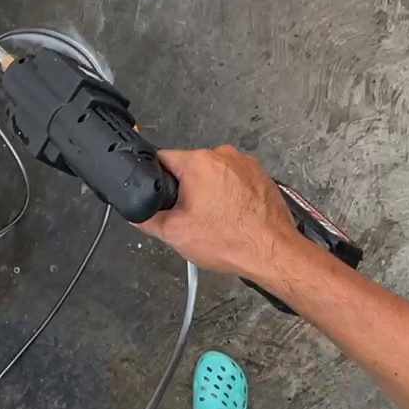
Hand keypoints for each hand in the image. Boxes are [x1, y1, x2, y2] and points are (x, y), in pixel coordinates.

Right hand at [138, 146, 303, 281]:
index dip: (156, 180)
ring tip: (215, 221)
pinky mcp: (260, 176)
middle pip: (189, 169)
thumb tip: (137, 213)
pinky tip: (231, 218)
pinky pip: (233, 182)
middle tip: (191, 217)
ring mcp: (245, 164)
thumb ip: (145, 219)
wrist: (271, 252)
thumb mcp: (173, 234)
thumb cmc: (231, 241)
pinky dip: (229, 198)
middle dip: (185, 191)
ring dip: (208, 194)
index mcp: (199, 162)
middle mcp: (224, 156)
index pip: (162, 158)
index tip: (163, 198)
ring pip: (212, 176)